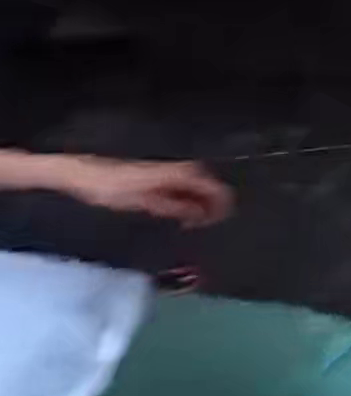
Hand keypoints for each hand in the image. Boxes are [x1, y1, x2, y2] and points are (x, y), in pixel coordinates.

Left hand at [59, 157, 233, 227]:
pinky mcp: (172, 175)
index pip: (219, 191)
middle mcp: (191, 169)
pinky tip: (179, 212)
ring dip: (200, 206)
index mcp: (189, 174)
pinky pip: (192, 188)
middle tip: (200, 226)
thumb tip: (200, 216)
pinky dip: (190, 201)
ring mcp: (182, 171)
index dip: (221, 209)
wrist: (85, 175)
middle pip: (214, 190)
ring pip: (203, 190)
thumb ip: (176, 208)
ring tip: (188, 222)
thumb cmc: (112, 188)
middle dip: (211, 208)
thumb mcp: (144, 202)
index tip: (214, 224)